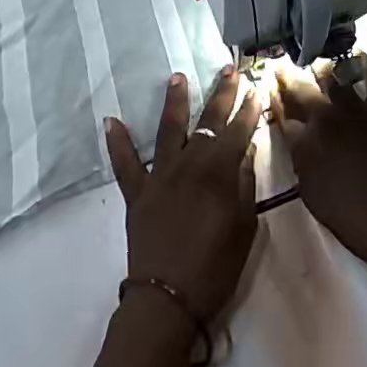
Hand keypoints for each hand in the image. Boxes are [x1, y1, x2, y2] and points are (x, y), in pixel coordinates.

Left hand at [106, 68, 260, 324]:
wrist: (169, 296)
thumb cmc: (216, 266)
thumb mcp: (244, 227)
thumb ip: (244, 184)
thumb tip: (245, 150)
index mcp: (218, 173)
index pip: (237, 132)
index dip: (248, 111)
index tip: (256, 89)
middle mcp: (188, 165)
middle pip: (207, 122)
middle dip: (221, 95)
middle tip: (229, 70)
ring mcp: (159, 176)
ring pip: (167, 131)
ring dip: (174, 102)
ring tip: (177, 77)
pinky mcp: (137, 192)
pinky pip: (124, 163)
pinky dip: (117, 142)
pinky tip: (111, 120)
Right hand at [272, 57, 366, 324]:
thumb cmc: (347, 214)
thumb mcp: (308, 189)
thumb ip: (298, 157)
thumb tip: (295, 136)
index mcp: (301, 141)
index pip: (279, 111)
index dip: (272, 97)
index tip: (268, 87)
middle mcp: (322, 117)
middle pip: (299, 88)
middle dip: (286, 75)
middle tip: (282, 65)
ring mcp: (352, 109)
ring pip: (331, 76)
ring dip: (320, 67)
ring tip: (316, 62)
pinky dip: (366, 64)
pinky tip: (360, 55)